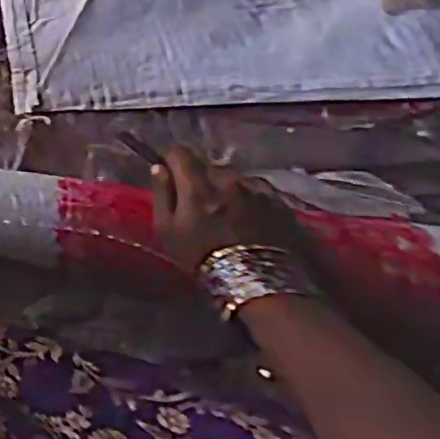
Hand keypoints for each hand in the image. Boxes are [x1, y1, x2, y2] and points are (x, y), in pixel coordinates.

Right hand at [149, 146, 313, 273]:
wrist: (259, 286)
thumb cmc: (202, 257)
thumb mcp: (167, 230)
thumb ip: (162, 195)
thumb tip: (159, 168)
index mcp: (197, 185)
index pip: (180, 153)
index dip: (171, 159)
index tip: (169, 172)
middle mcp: (229, 180)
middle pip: (209, 165)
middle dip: (200, 176)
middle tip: (198, 199)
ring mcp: (257, 190)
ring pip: (235, 177)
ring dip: (226, 187)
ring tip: (226, 209)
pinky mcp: (280, 202)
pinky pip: (258, 189)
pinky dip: (250, 196)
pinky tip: (249, 214)